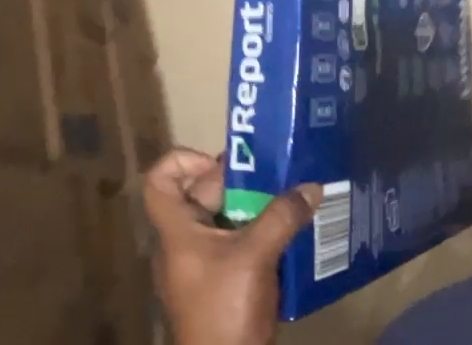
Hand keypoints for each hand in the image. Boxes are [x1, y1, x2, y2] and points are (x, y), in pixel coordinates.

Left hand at [143, 148, 321, 344]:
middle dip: (238, 180)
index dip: (184, 161)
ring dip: (255, 205)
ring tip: (290, 196)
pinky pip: (239, 241)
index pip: (160, 182)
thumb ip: (281, 217)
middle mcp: (185, 242)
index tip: (220, 163)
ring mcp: (203, 262)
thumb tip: (312, 187)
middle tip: (274, 173)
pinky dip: (260, 230)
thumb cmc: (225, 309)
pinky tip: (290, 229)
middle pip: (201, 194)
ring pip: (225, 217)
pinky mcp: (223, 280)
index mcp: (177, 231)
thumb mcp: (254, 257)